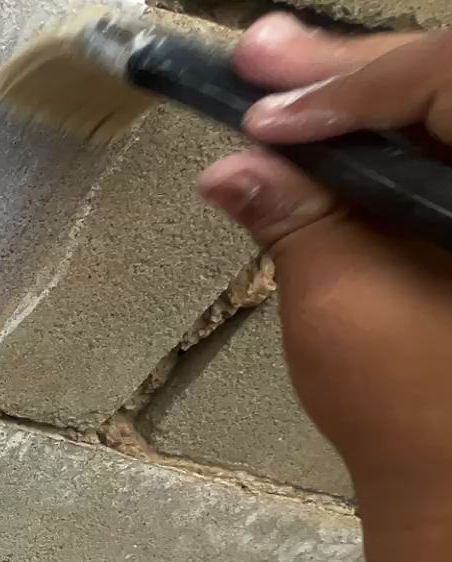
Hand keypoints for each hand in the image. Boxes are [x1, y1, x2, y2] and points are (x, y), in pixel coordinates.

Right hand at [195, 14, 451, 533]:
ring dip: (374, 89)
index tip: (260, 106)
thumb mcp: (345, 306)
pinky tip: (328, 124)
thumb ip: (302, 219)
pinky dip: (400, 129)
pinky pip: (451, 146)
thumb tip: (236, 163)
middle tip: (262, 49)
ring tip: (279, 72)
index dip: (359, 85)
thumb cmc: (416, 405)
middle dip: (361, 69)